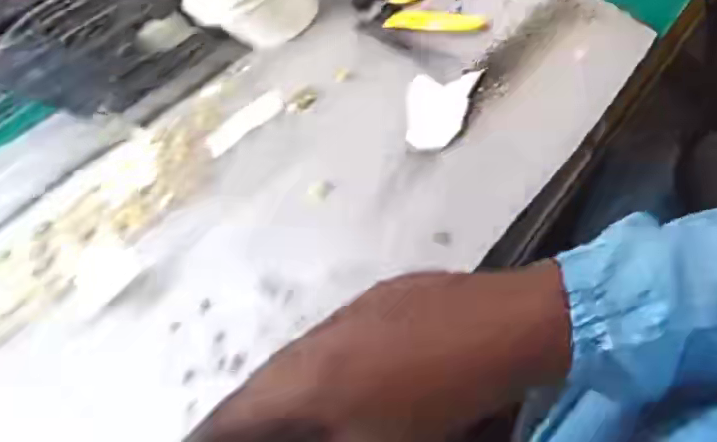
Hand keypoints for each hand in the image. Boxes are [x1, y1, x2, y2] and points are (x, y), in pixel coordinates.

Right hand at [189, 266, 569, 441]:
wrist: (510, 324)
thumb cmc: (443, 401)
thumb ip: (328, 437)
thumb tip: (313, 424)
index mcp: (315, 372)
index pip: (240, 410)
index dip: (216, 432)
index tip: (206, 439)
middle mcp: (332, 328)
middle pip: (272, 377)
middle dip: (252, 413)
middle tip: (250, 433)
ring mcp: (367, 302)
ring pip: (310, 349)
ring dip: (296, 382)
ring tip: (298, 414)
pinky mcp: (397, 288)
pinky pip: (345, 327)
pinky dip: (333, 356)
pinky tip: (352, 373)